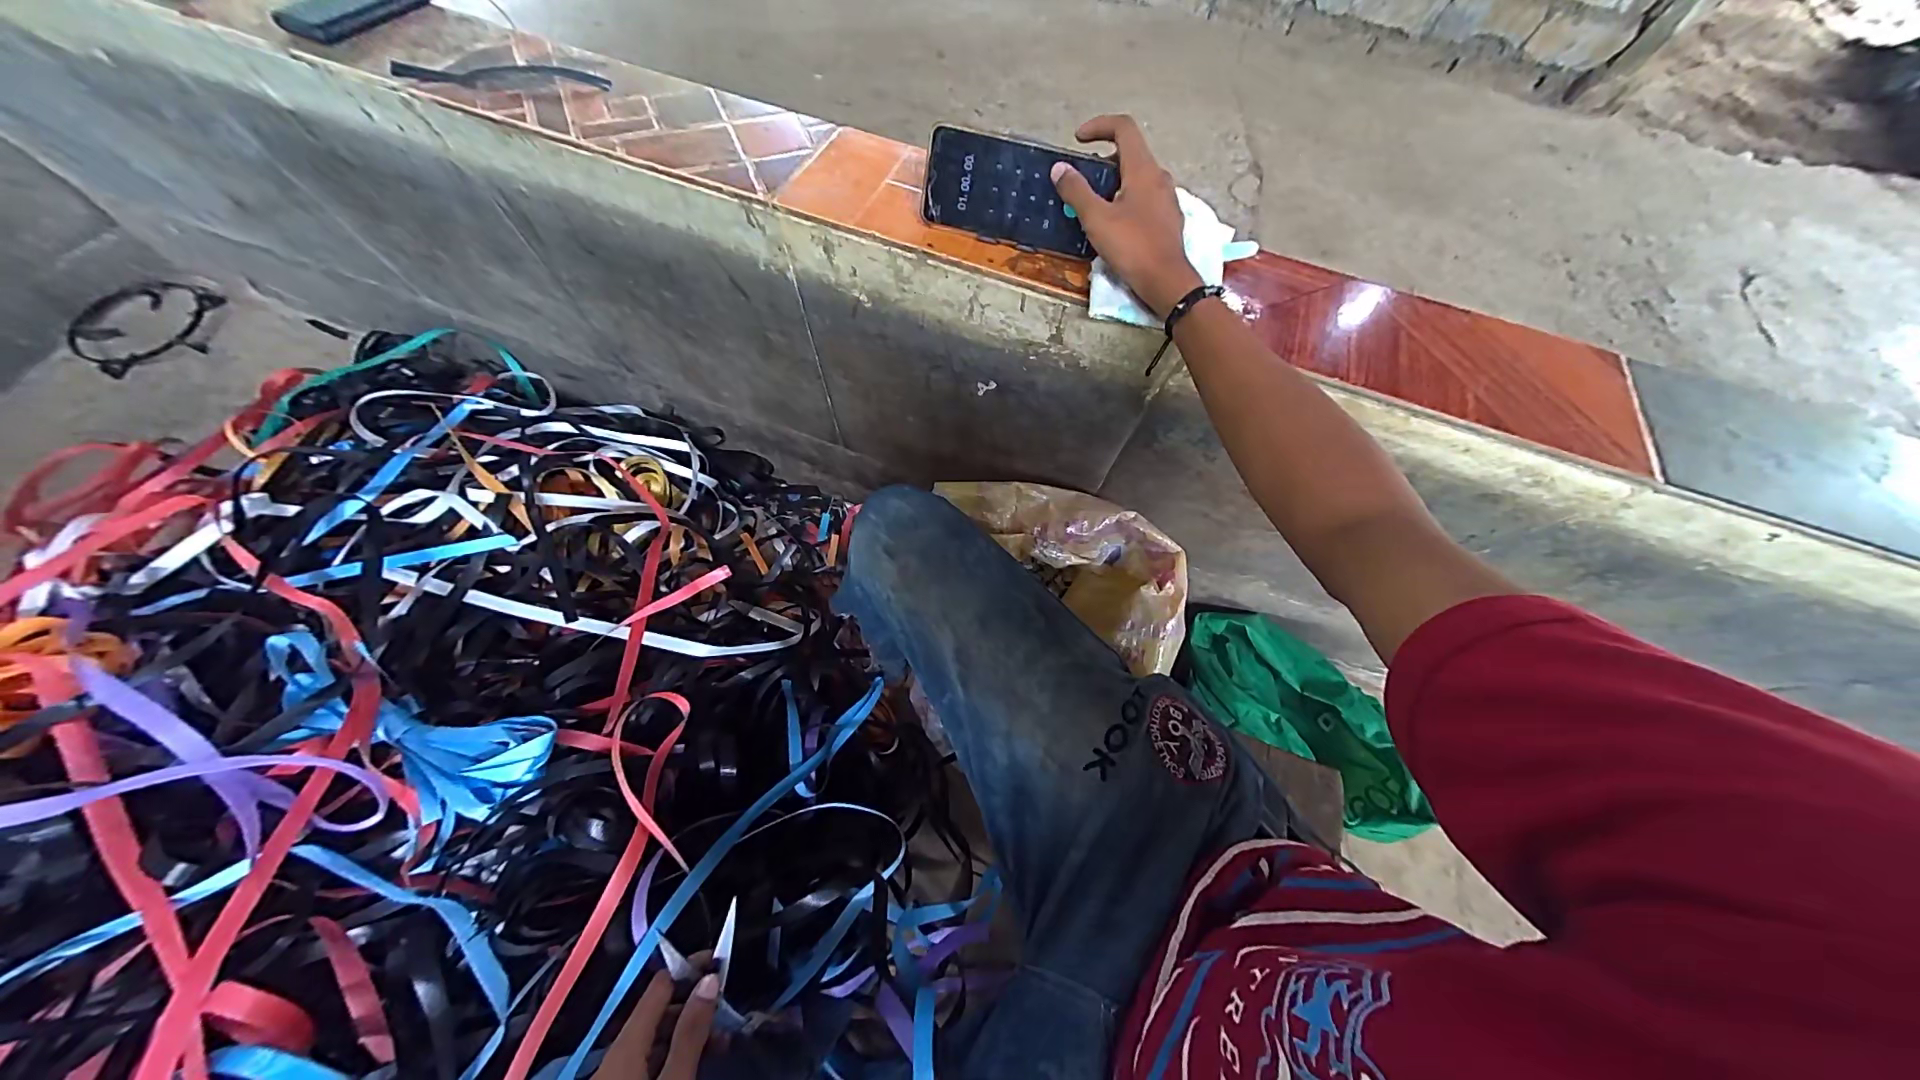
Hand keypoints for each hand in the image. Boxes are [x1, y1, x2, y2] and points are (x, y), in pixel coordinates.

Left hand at [597, 969, 720, 1078]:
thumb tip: (709, 980)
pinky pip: (650, 1060)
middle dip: (695, 1005)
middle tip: (727, 1010)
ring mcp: (615, 1075)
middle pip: (659, 1012)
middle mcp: (615, 1055)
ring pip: (657, 1038)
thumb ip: (690, 1032)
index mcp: (624, 1046)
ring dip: (689, 1032)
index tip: (719, 962)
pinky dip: (676, 1053)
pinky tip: (696, 1060)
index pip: (660, 984)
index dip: (691, 967)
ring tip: (720, 1040)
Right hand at [1050, 114, 1204, 317]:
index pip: (1123, 129)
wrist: (1166, 281)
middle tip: (1082, 180)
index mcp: (1143, 169)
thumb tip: (1060, 168)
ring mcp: (1167, 199)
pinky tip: (1113, 224)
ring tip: (1094, 205)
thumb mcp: (1096, 219)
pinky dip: (1125, 199)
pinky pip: (1144, 198)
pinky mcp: (1167, 219)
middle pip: (1130, 154)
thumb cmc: (1132, 247)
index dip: (1099, 126)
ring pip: (1137, 178)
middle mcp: (1159, 177)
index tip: (1078, 139)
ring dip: (1113, 182)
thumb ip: (1076, 191)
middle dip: (1103, 160)